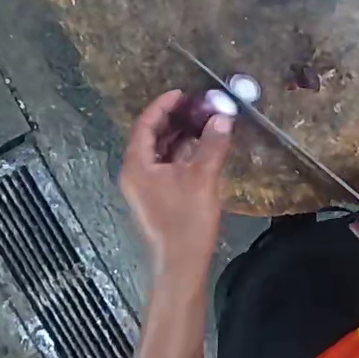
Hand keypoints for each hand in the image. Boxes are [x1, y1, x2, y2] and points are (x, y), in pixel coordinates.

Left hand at [120, 90, 233, 276]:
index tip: (183, 93)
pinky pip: (167, 166)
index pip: (146, 124)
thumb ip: (212, 144)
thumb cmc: (186, 220)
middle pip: (151, 136)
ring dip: (181, 136)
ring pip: (160, 152)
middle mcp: (136, 173)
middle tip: (198, 105)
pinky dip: (183, 153)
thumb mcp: (202, 178)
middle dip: (174, 119)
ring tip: (204, 122)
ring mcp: (145, 187)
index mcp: (137, 165)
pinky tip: (203, 149)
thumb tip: (223, 116)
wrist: (181, 264)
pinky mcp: (158, 198)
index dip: (163, 106)